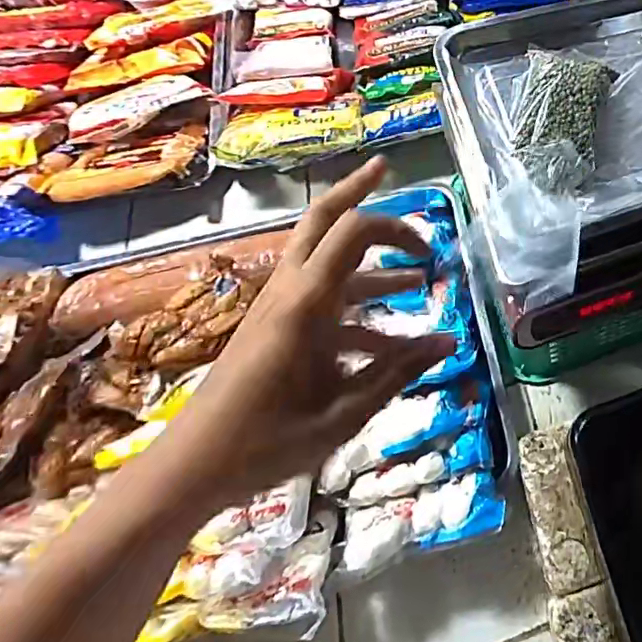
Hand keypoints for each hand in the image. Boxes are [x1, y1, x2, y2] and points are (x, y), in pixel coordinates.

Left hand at [144, 158, 455, 507]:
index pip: (352, 231)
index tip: (429, 247)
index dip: (395, 226)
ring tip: (418, 282)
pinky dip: (358, 310)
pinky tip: (390, 344)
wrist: (192, 468)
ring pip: (328, 262)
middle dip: (356, 191)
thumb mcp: (346, 411)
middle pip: (322, 219)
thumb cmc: (267, 441)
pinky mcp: (274, 327)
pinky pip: (322, 300)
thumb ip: (399, 371)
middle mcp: (291, 291)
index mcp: (307, 303)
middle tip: (387, 172)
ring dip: (372, 264)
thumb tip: (450, 341)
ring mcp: (278, 307)